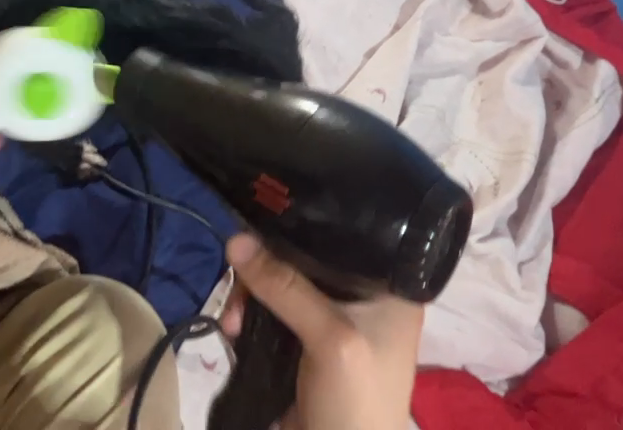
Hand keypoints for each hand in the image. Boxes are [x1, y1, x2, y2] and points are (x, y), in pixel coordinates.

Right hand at [221, 235, 422, 429]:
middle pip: (301, 255)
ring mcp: (332, 320)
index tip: (260, 218)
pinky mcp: (303, 342)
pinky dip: (248, 313)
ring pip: (278, 280)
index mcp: (389, 288)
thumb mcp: (328, 339)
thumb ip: (283, 285)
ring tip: (233, 322)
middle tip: (239, 287)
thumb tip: (234, 236)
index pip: (344, 233)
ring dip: (248, 294)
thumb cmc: (356, 404)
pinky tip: (233, 329)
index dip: (302, 222)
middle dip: (263, 268)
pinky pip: (268, 307)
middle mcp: (363, 296)